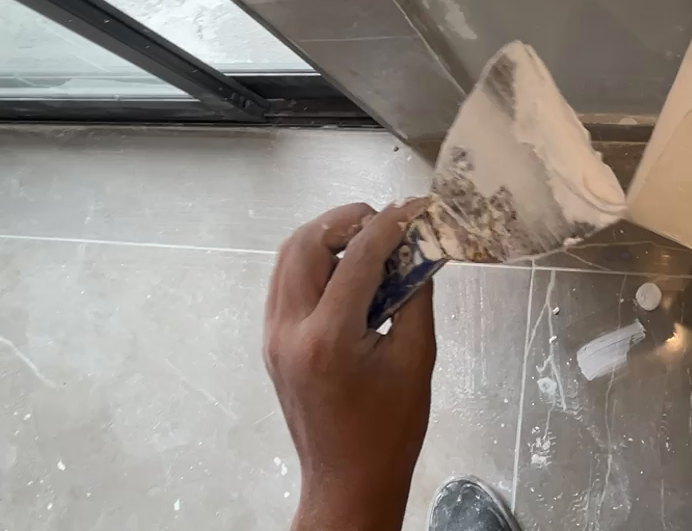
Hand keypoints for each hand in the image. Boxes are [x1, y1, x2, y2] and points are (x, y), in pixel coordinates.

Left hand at [265, 201, 435, 529]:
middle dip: (349, 220)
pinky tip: (348, 267)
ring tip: (368, 239)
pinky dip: (315, 259)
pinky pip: (287, 279)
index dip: (392, 223)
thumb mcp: (418, 355)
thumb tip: (419, 246)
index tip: (417, 207)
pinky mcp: (272, 341)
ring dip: (328, 235)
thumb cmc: (391, 427)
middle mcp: (290, 329)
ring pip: (289, 255)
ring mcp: (273, 335)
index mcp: (329, 337)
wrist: (347, 484)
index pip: (359, 256)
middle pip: (307, 243)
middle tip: (386, 222)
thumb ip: (416, 292)